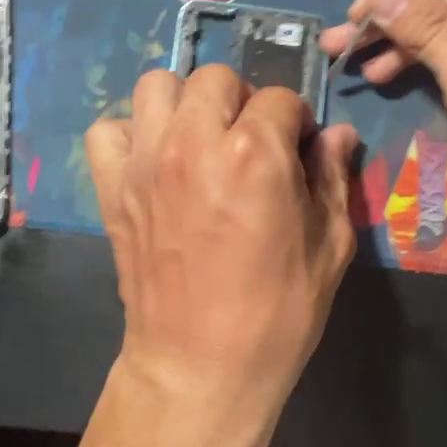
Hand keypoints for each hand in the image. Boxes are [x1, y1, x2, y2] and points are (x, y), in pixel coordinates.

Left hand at [84, 67, 359, 446]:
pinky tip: (155, 160)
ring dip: (185, 104)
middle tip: (252, 143)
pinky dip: (130, 133)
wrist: (200, 368)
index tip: (299, 151)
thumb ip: (333, 178)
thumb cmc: (277, 313)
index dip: (296, 123)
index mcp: (255, 154)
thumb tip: (339, 134)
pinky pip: (107, 130)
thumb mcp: (329, 247)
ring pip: (156, 85)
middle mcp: (194, 142)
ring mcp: (145, 163)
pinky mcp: (112, 188)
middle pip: (215, 78)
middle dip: (242, 101)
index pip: (280, 98)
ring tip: (202, 141)